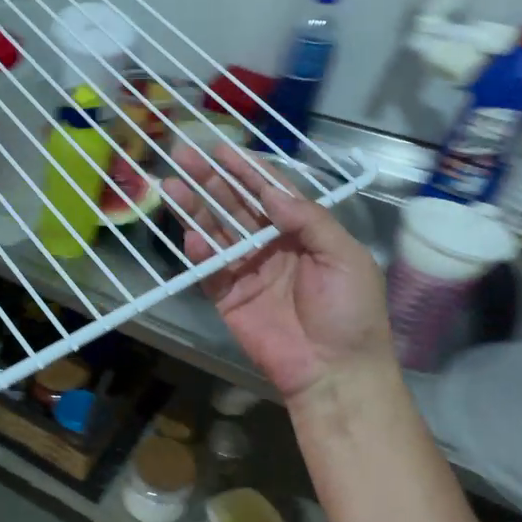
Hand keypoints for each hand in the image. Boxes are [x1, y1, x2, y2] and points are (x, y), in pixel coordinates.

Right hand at [162, 145, 391, 399]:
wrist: (334, 371)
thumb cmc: (350, 312)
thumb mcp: (345, 257)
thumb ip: (309, 221)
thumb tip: (271, 193)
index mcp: (304, 232)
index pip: (270, 193)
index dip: (247, 170)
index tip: (222, 149)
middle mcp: (272, 245)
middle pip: (235, 205)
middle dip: (210, 180)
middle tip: (183, 156)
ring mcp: (247, 270)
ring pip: (215, 231)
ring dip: (194, 208)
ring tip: (170, 185)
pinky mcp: (227, 296)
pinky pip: (208, 269)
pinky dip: (198, 252)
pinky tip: (188, 234)